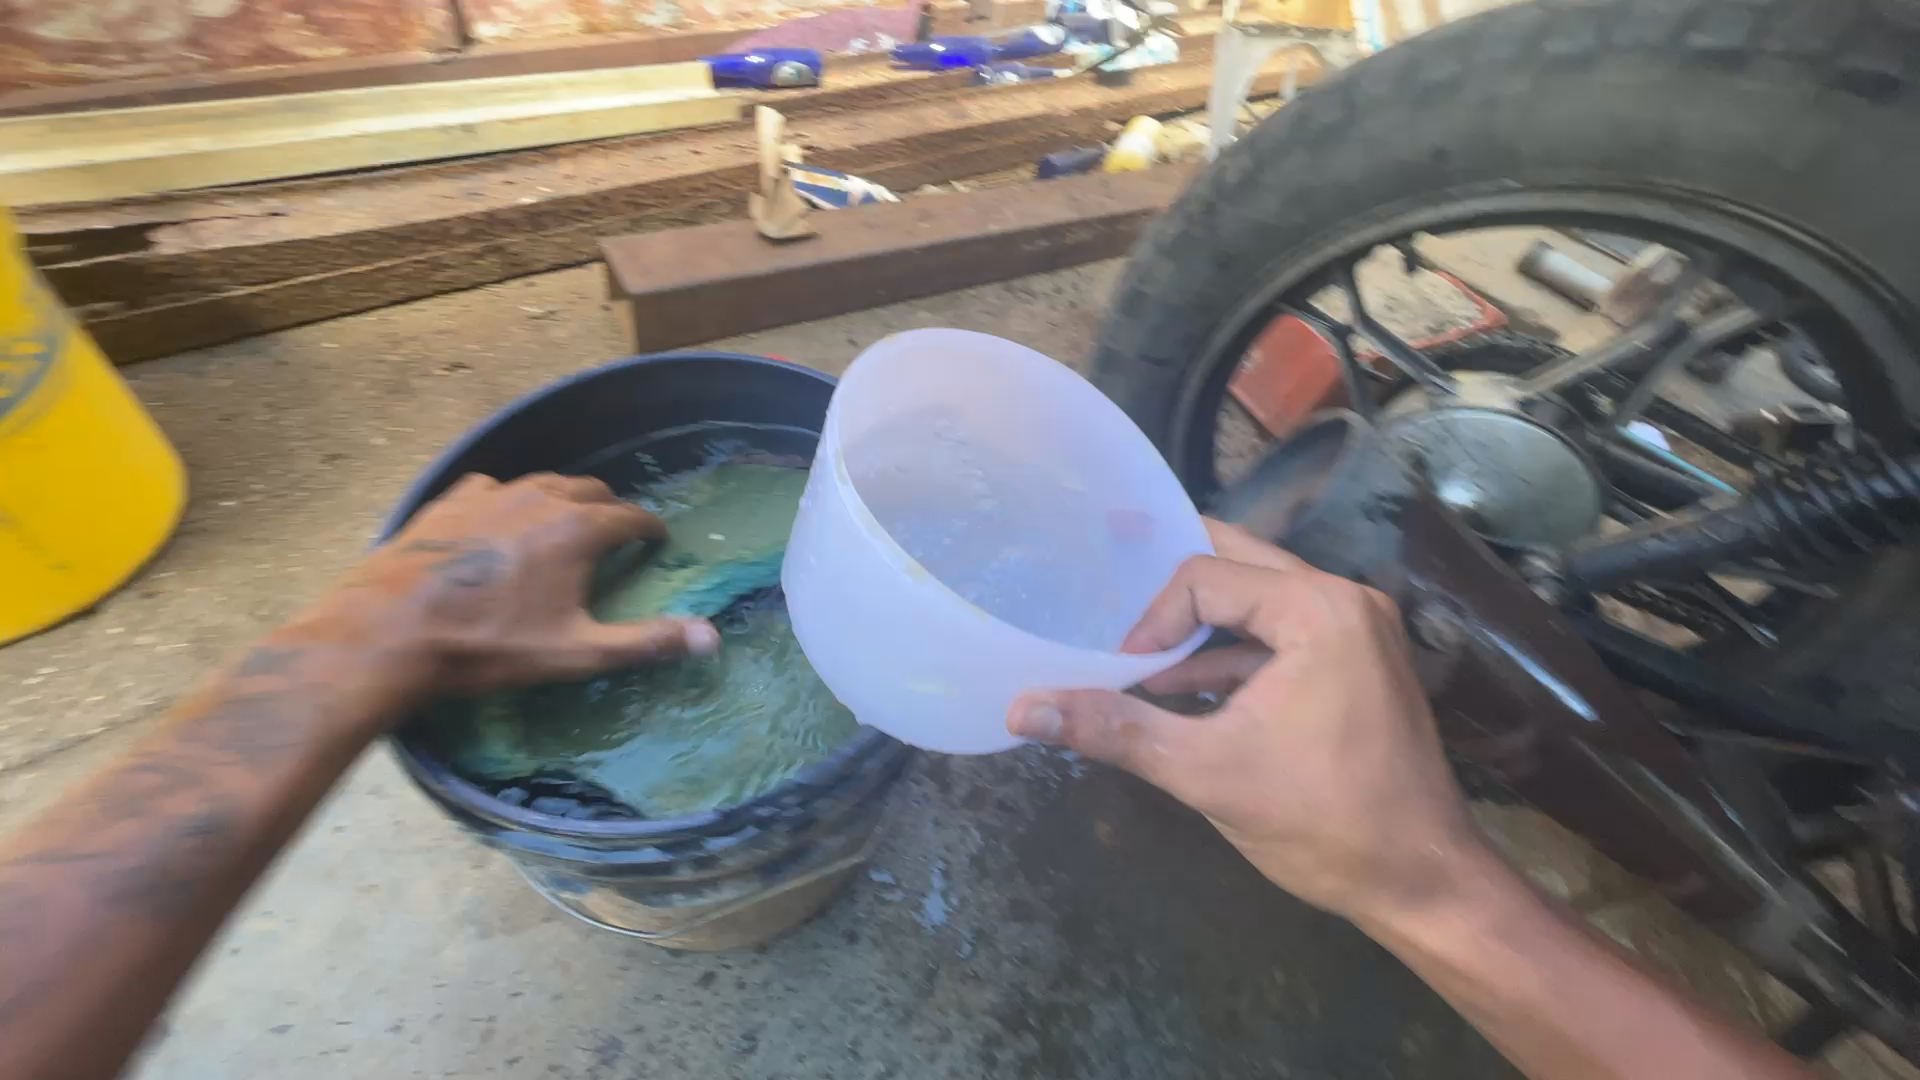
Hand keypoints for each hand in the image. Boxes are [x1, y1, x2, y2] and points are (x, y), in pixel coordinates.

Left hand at [290, 473, 717, 698]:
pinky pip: (496, 487)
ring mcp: (492, 494)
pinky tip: (503, 521)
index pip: (632, 516)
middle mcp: (542, 498)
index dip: (651, 528)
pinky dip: (513, 499)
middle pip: (592, 489)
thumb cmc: (490, 645)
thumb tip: (713, 636)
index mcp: (579, 529)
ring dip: (566, 499)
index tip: (657, 541)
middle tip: (615, 535)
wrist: (384, 636)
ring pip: (546, 482)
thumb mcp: (576, 652)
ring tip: (565, 524)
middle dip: (612, 509)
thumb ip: (647, 641)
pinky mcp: (449, 501)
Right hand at [1006, 520, 1485, 925]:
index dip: (1151, 621)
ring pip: (1253, 592)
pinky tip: (1181, 687)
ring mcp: (1354, 626)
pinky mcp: (1352, 657)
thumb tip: (1022, 708)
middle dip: (1167, 582)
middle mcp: (1343, 598)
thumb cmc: (1323, 824)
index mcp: (1317, 609)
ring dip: (1195, 620)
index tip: (1123, 675)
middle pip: (1233, 559)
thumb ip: (1113, 729)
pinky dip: (1226, 650)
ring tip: (1138, 648)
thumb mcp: (1205, 772)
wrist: (1425, 888)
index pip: (1203, 578)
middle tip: (1108, 584)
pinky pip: (1273, 629)